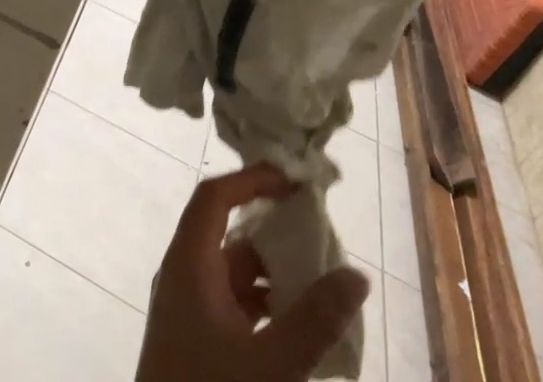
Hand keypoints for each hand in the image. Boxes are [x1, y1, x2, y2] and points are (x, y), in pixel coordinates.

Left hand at [137, 164, 369, 381]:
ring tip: (330, 282)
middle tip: (328, 234)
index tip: (295, 179)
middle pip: (229, 234)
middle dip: (277, 231)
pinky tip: (309, 326)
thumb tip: (356, 275)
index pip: (214, 199)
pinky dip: (272, 306)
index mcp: (189, 266)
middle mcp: (186, 277)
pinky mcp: (201, 339)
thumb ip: (315, 320)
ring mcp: (192, 309)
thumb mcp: (272, 364)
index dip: (251, 181)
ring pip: (239, 274)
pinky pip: (240, 306)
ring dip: (279, 274)